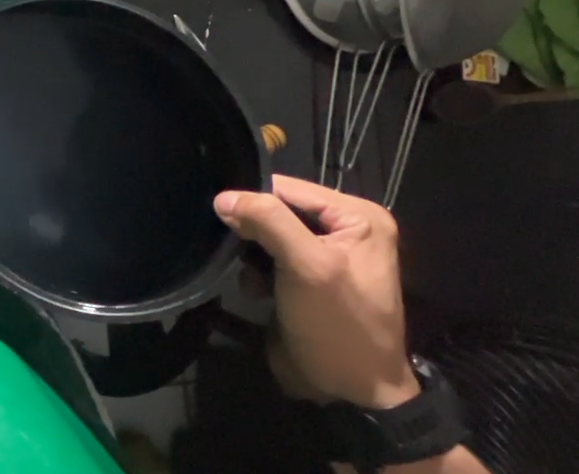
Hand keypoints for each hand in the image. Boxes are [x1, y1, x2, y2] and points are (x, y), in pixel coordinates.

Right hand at [214, 176, 418, 408]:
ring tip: (247, 274)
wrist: (349, 392)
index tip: (221, 216)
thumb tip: (222, 197)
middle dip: (250, 227)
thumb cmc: (337, 325)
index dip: (252, 199)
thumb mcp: (307, 267)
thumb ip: (267, 221)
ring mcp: (326, 252)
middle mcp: (345, 227)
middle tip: (234, 248)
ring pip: (267, 230)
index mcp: (358, 216)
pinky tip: (254, 288)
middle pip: (276, 206)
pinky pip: (268, 254)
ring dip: (248, 250)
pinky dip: (255, 268)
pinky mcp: (306, 275)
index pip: (287, 187)